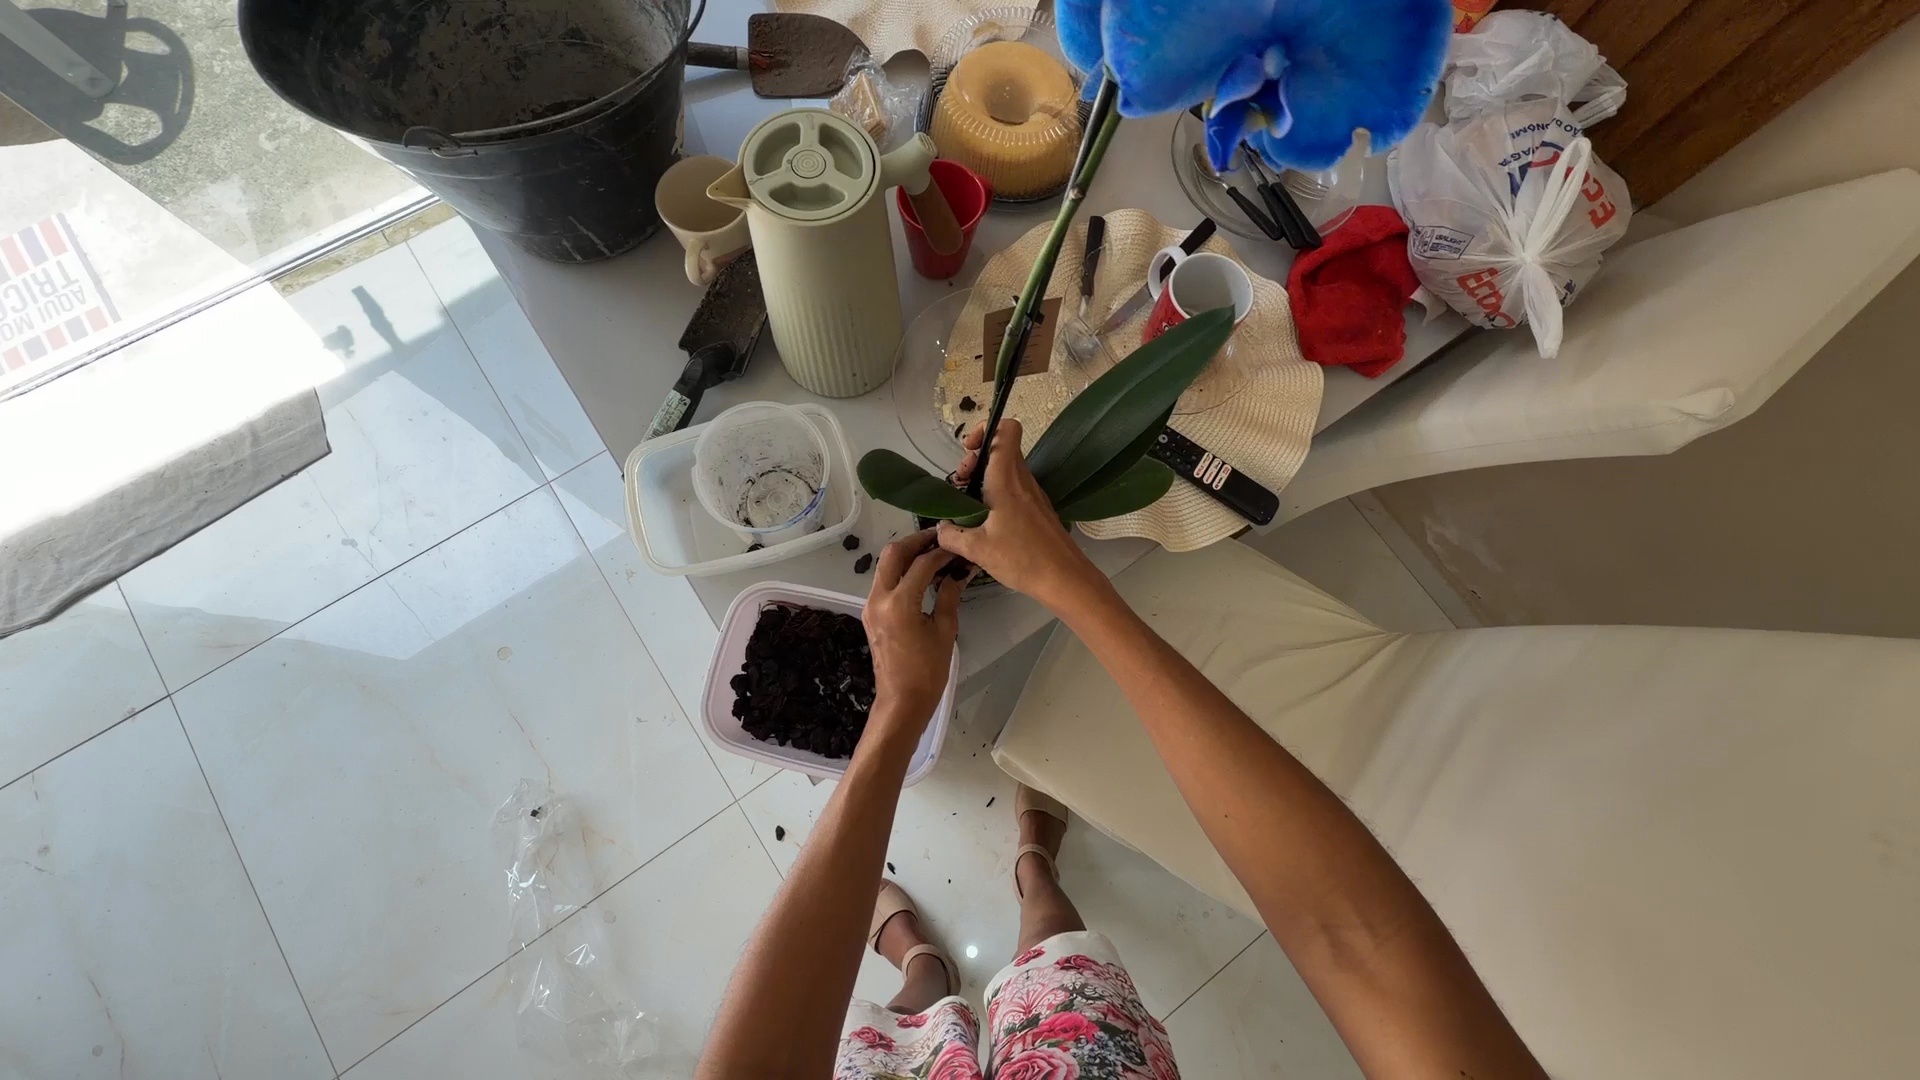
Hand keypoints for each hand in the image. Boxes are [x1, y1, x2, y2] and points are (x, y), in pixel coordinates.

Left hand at [862, 530, 962, 729]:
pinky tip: (922, 573)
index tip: (959, 546)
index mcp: (899, 604)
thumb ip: (949, 595)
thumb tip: (961, 571)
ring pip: (885, 565)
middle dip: (917, 541)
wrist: (901, 701)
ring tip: (934, 552)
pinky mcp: (871, 612)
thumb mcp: (944, 630)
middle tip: (940, 538)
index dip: (943, 552)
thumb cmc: (927, 671)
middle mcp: (879, 599)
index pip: (922, 564)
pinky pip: (884, 580)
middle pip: (893, 554)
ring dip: (907, 554)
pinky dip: (901, 570)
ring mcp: (871, 605)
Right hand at [937, 420, 1108, 614]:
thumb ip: (951, 535)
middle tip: (961, 484)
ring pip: (1006, 469)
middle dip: (975, 459)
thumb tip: (940, 528)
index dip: (985, 430)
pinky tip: (986, 520)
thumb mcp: (976, 549)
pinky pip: (1014, 488)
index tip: (968, 452)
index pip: (1006, 429)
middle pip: (1001, 448)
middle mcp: (1022, 479)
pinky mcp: (1038, 509)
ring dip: (984, 478)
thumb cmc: (1022, 558)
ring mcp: (1033, 494)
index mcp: (1006, 479)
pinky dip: (997, 493)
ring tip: (968, 504)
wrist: (1064, 579)